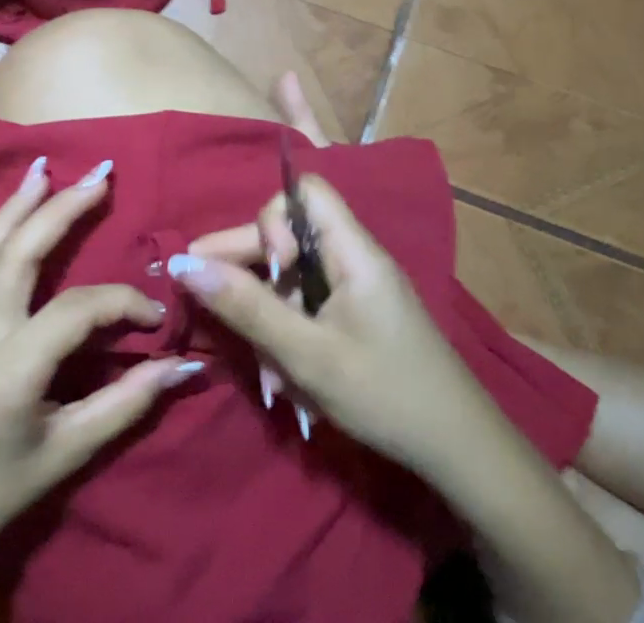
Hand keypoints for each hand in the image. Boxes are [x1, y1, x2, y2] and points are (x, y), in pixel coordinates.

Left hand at [0, 156, 204, 561]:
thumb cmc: (2, 487)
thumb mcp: (70, 451)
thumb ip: (128, 403)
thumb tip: (184, 363)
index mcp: (13, 367)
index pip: (76, 309)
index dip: (122, 303)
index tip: (156, 319)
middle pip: (21, 254)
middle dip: (62, 210)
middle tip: (99, 175)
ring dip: (15, 206)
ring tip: (42, 168)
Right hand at [176, 174, 471, 471]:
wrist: (459, 451)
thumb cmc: (386, 394)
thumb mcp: (307, 354)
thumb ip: (246, 307)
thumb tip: (183, 265)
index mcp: (353, 253)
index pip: (305, 193)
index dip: (271, 219)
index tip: (263, 267)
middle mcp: (354, 262)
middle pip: (289, 239)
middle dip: (249, 273)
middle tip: (206, 303)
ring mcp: (357, 294)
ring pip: (293, 282)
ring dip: (267, 319)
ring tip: (264, 372)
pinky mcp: (356, 323)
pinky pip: (308, 312)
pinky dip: (288, 339)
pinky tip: (283, 381)